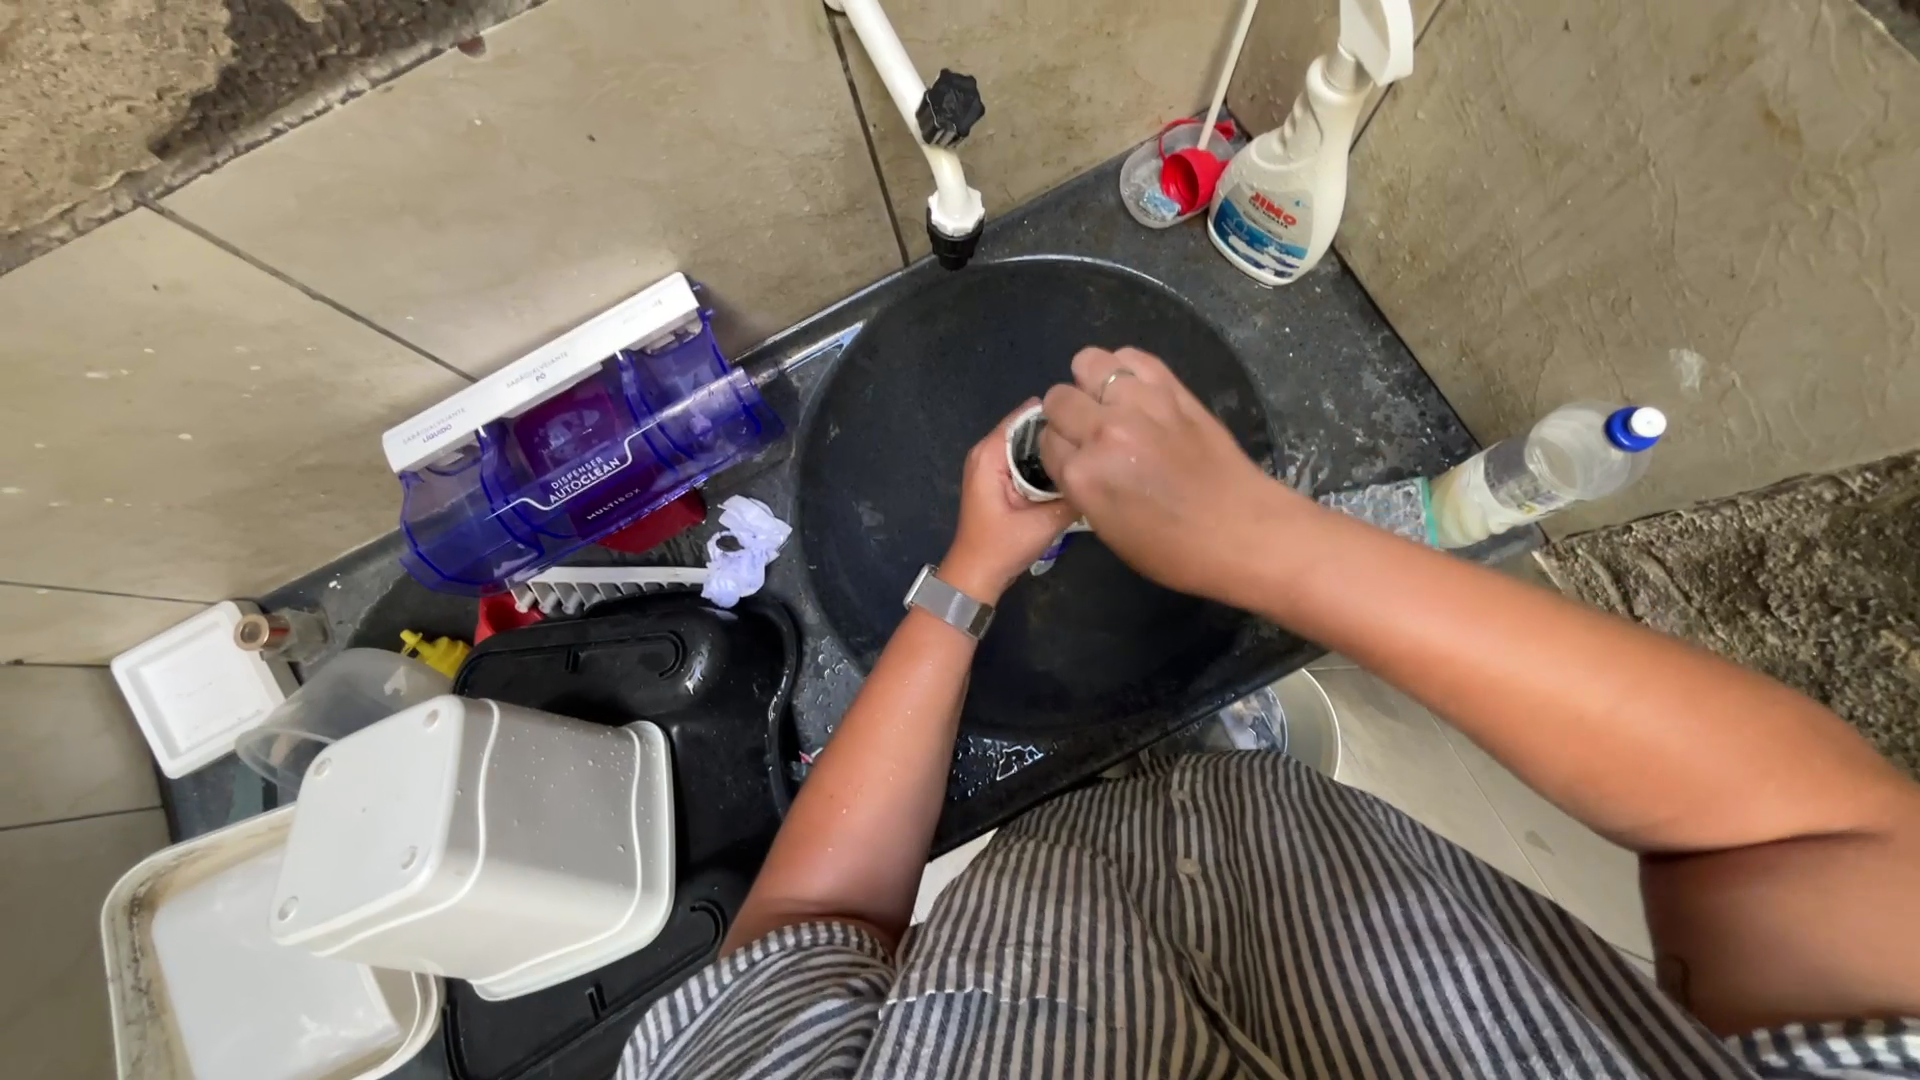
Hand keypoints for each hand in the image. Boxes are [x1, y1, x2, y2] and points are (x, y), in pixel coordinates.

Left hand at [940, 400, 1080, 603]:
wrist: (977, 575)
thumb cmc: (1002, 548)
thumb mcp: (1043, 523)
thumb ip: (1071, 496)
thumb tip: (1101, 472)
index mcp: (990, 454)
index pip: (1026, 415)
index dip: (1057, 416)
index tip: (1088, 422)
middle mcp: (987, 452)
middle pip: (1028, 429)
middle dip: (1057, 434)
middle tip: (1092, 442)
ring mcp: (992, 466)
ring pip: (1029, 446)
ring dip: (1052, 451)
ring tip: (1085, 455)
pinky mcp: (999, 480)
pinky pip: (1025, 461)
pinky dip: (1044, 465)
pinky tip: (1068, 473)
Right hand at [1038, 347, 1311, 600]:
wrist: (1243, 533)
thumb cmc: (1172, 549)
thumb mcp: (1106, 528)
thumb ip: (1081, 485)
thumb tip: (1076, 457)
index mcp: (1083, 475)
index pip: (1045, 442)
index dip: (1060, 451)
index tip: (1078, 460)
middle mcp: (1104, 431)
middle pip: (1059, 399)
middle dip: (1067, 416)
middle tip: (1092, 433)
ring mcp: (1140, 403)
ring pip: (1089, 363)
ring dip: (1092, 383)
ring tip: (1109, 403)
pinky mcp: (1173, 388)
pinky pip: (1132, 356)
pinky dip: (1125, 368)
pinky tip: (1134, 390)